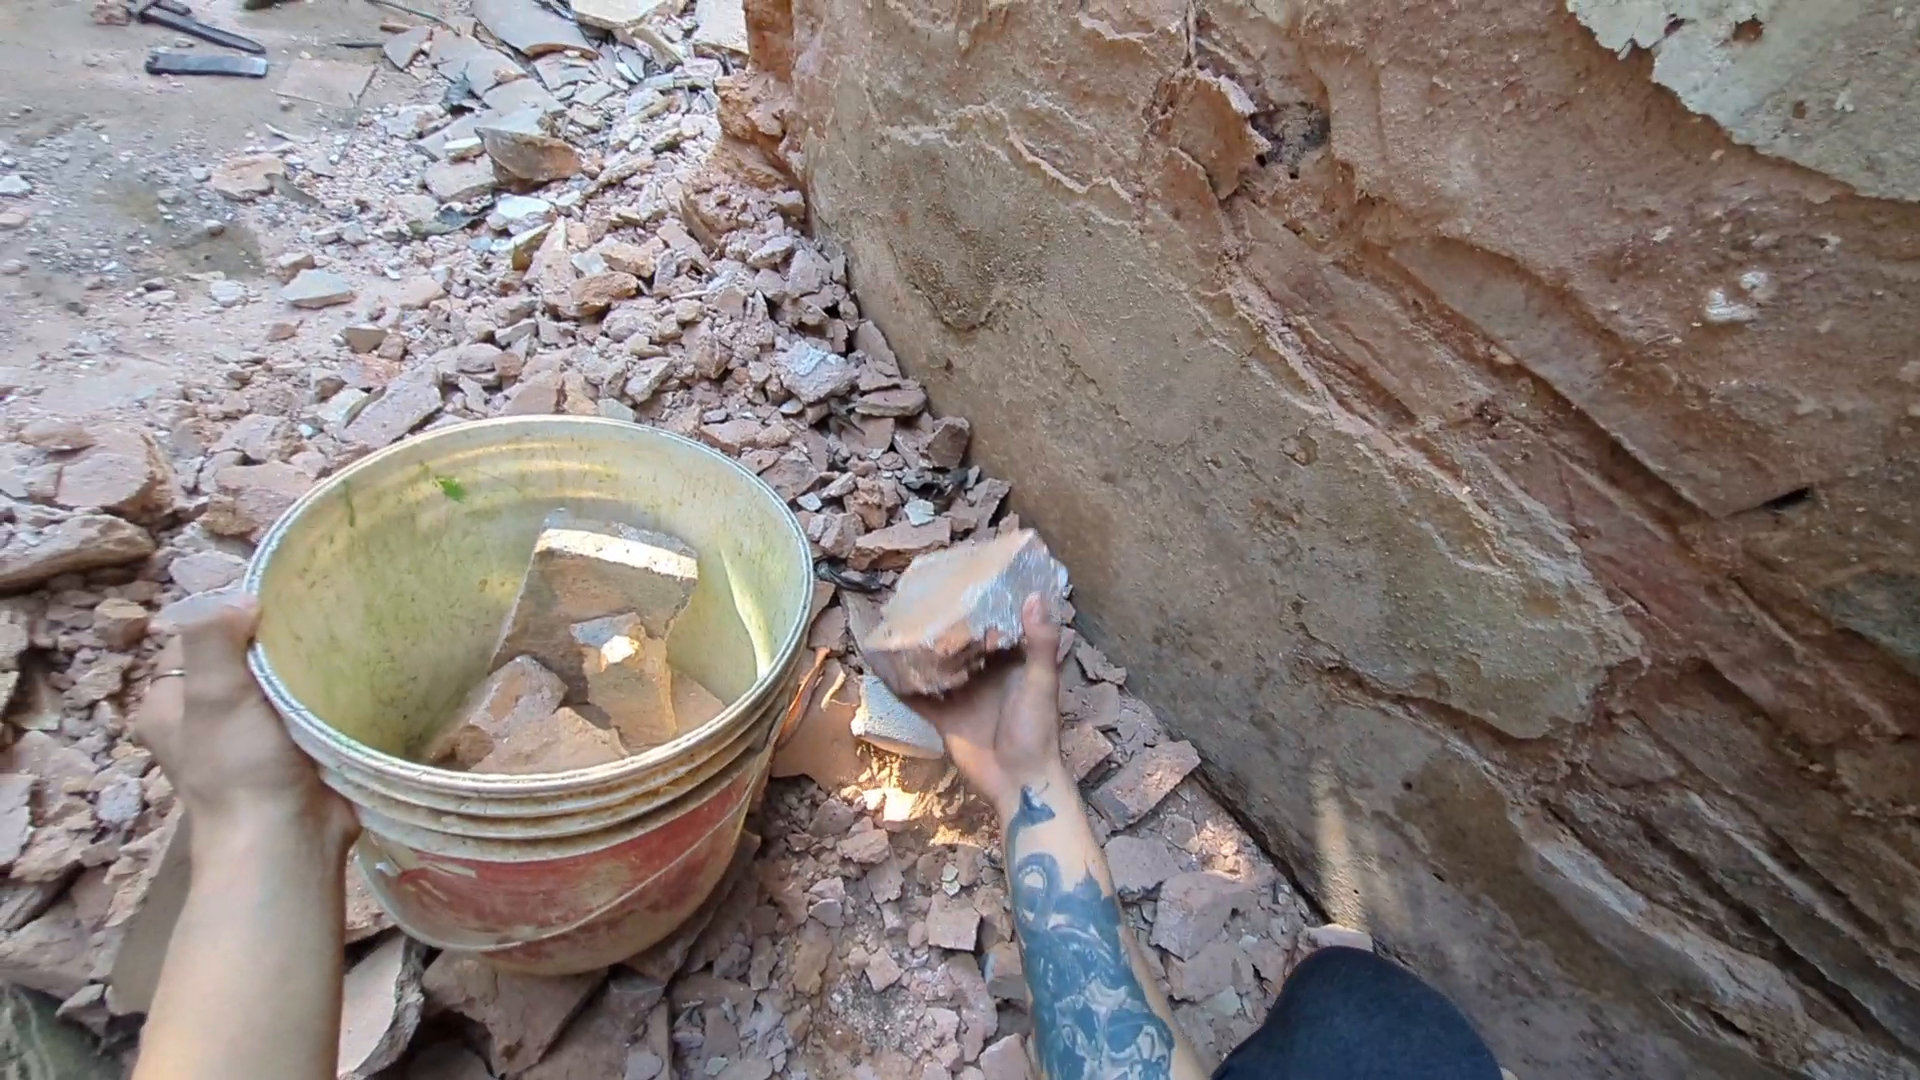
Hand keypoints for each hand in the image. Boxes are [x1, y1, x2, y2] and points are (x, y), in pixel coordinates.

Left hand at [136, 593, 357, 855]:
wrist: (291, 834)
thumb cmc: (243, 767)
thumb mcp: (215, 699)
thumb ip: (214, 643)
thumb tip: (242, 598)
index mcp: (172, 705)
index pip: (206, 641)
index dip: (241, 620)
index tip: (288, 606)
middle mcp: (212, 717)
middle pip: (253, 659)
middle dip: (289, 643)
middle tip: (331, 623)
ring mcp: (261, 734)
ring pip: (291, 681)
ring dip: (321, 667)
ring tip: (356, 645)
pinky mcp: (305, 745)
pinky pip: (323, 703)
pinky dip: (341, 691)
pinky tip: (366, 678)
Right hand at [907, 595, 1064, 822]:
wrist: (1019, 782)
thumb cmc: (1036, 730)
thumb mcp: (1040, 682)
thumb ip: (1039, 642)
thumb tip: (1033, 595)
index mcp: (1011, 662)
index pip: (996, 624)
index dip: (983, 604)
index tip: (965, 576)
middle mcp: (985, 674)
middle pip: (961, 643)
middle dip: (945, 624)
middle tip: (921, 595)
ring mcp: (963, 695)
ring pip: (937, 667)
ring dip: (921, 651)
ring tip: (897, 623)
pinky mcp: (944, 717)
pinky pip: (919, 698)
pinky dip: (902, 685)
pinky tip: (883, 666)